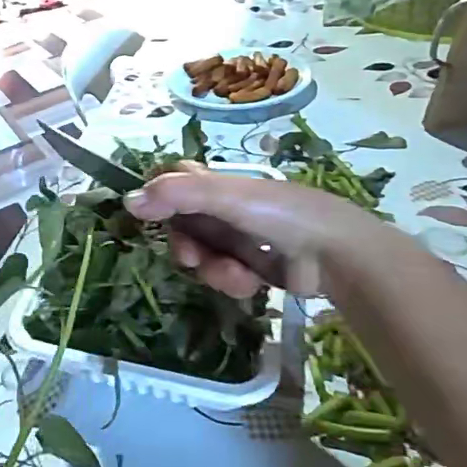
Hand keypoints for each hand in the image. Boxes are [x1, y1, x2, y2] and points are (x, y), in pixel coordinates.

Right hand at [123, 161, 385, 298]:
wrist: (337, 254)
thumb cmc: (281, 213)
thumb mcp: (226, 196)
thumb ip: (176, 195)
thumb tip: (128, 201)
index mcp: (221, 183)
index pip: (175, 184)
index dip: (161, 200)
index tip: (153, 218)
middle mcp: (228, 208)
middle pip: (184, 226)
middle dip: (187, 246)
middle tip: (193, 258)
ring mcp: (241, 238)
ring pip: (203, 255)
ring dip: (213, 269)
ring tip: (237, 276)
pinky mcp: (253, 267)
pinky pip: (224, 275)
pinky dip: (233, 281)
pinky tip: (251, 283)